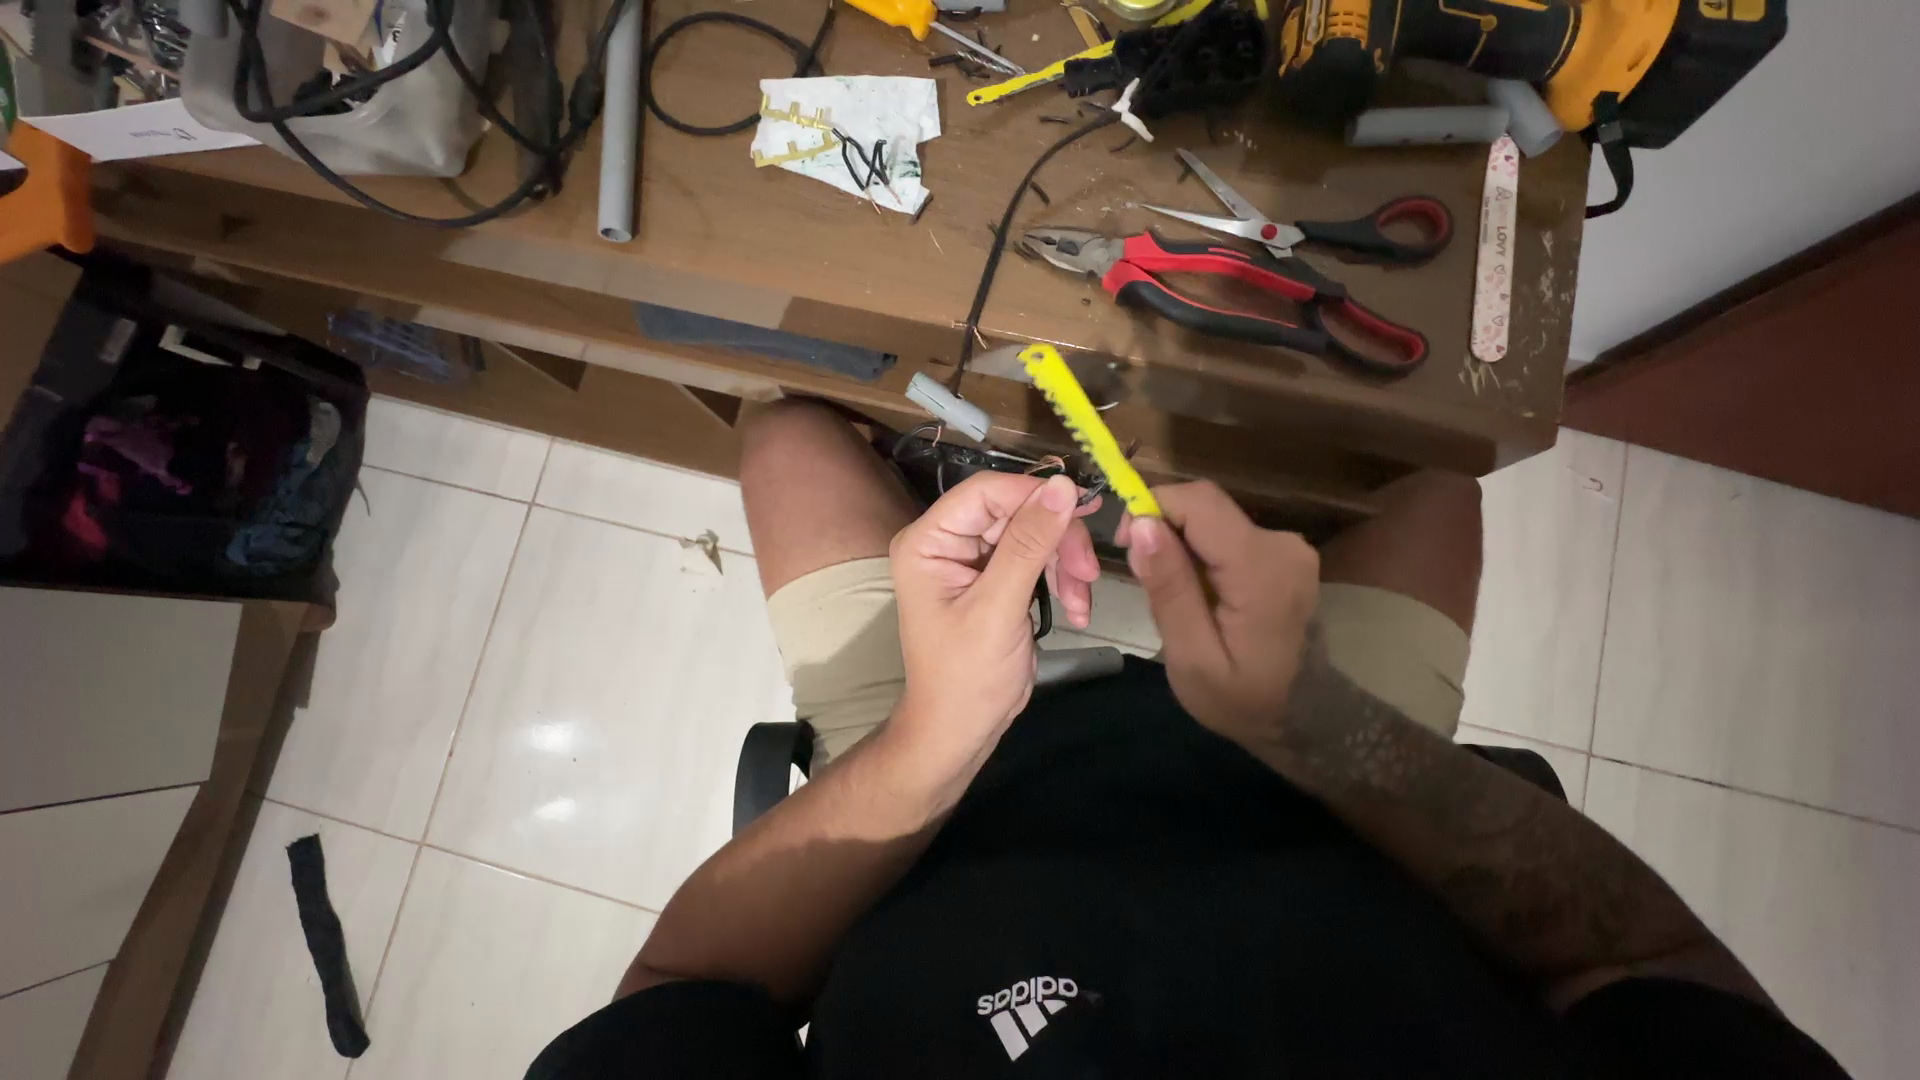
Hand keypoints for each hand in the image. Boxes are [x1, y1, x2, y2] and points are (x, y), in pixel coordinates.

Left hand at [889, 472, 1100, 762]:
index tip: (1084, 507)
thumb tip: (1063, 486)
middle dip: (1057, 539)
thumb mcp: (998, 608)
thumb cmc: (967, 676)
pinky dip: (1061, 580)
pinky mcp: (997, 578)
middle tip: (1089, 572)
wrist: (962, 730)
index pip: (986, 491)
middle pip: (1016, 510)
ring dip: (1065, 563)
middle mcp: (948, 541)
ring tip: (1083, 600)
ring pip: (1034, 532)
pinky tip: (1078, 610)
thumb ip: (1029, 544)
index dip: (1035, 494)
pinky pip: (1037, 558)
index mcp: (929, 541)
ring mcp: (973, 560)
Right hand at [1120, 481, 1318, 746]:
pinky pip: (1225, 532)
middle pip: (1204, 505)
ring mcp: (1287, 546)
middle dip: (1162, 529)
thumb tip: (1141, 524)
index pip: (1199, 502)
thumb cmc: (1238, 696)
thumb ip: (1169, 588)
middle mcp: (1282, 544)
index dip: (1151, 508)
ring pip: (1211, 517)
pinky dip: (1199, 552)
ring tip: (1174, 596)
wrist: (1298, 716)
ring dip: (1179, 544)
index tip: (1124, 545)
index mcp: (1260, 570)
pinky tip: (1197, 592)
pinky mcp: (1282, 551)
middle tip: (1146, 581)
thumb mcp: (1191, 656)